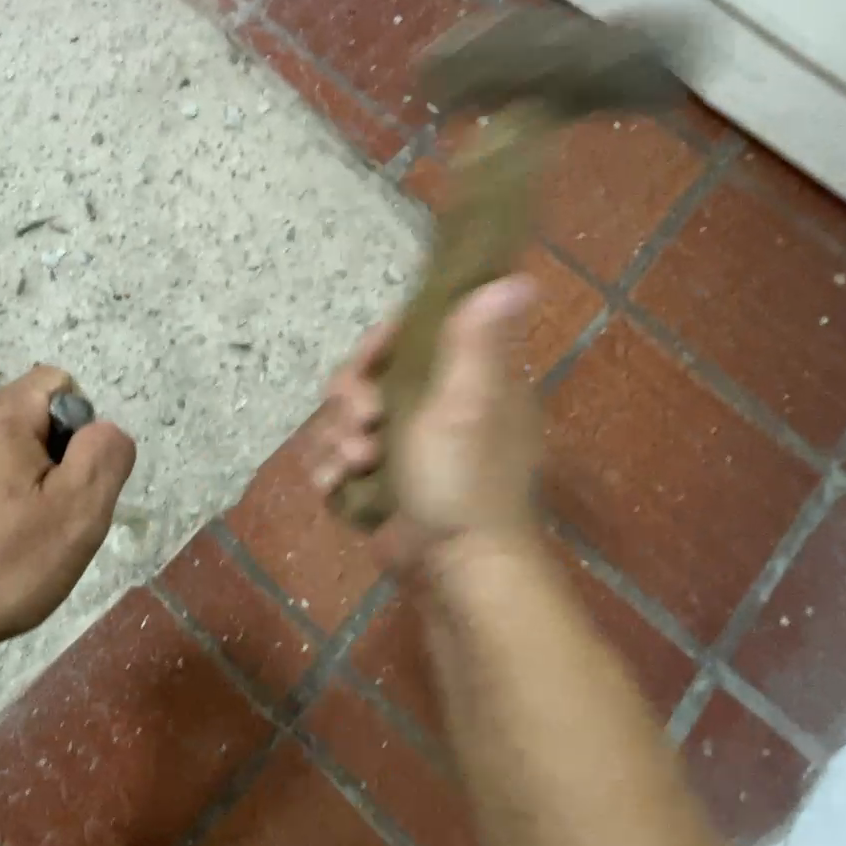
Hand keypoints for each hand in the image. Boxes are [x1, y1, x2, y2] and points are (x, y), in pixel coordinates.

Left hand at [0, 365, 137, 658]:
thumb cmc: (4, 563)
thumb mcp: (78, 511)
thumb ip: (105, 455)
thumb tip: (105, 429)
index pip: (60, 385)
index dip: (81, 429)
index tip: (71, 482)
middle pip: (33, 414)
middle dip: (55, 457)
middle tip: (51, 515)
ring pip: (8, 446)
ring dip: (28, 480)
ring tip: (21, 533)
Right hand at [312, 275, 542, 567]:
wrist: (455, 567)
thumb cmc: (462, 481)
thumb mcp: (464, 405)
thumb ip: (473, 344)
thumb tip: (516, 279)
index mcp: (463, 385)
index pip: (406, 341)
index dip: (375, 347)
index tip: (364, 365)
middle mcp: (433, 410)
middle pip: (362, 380)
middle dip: (347, 403)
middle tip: (359, 428)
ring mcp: (403, 448)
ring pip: (341, 421)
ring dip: (334, 440)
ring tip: (351, 466)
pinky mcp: (378, 480)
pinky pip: (334, 458)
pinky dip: (329, 469)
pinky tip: (337, 485)